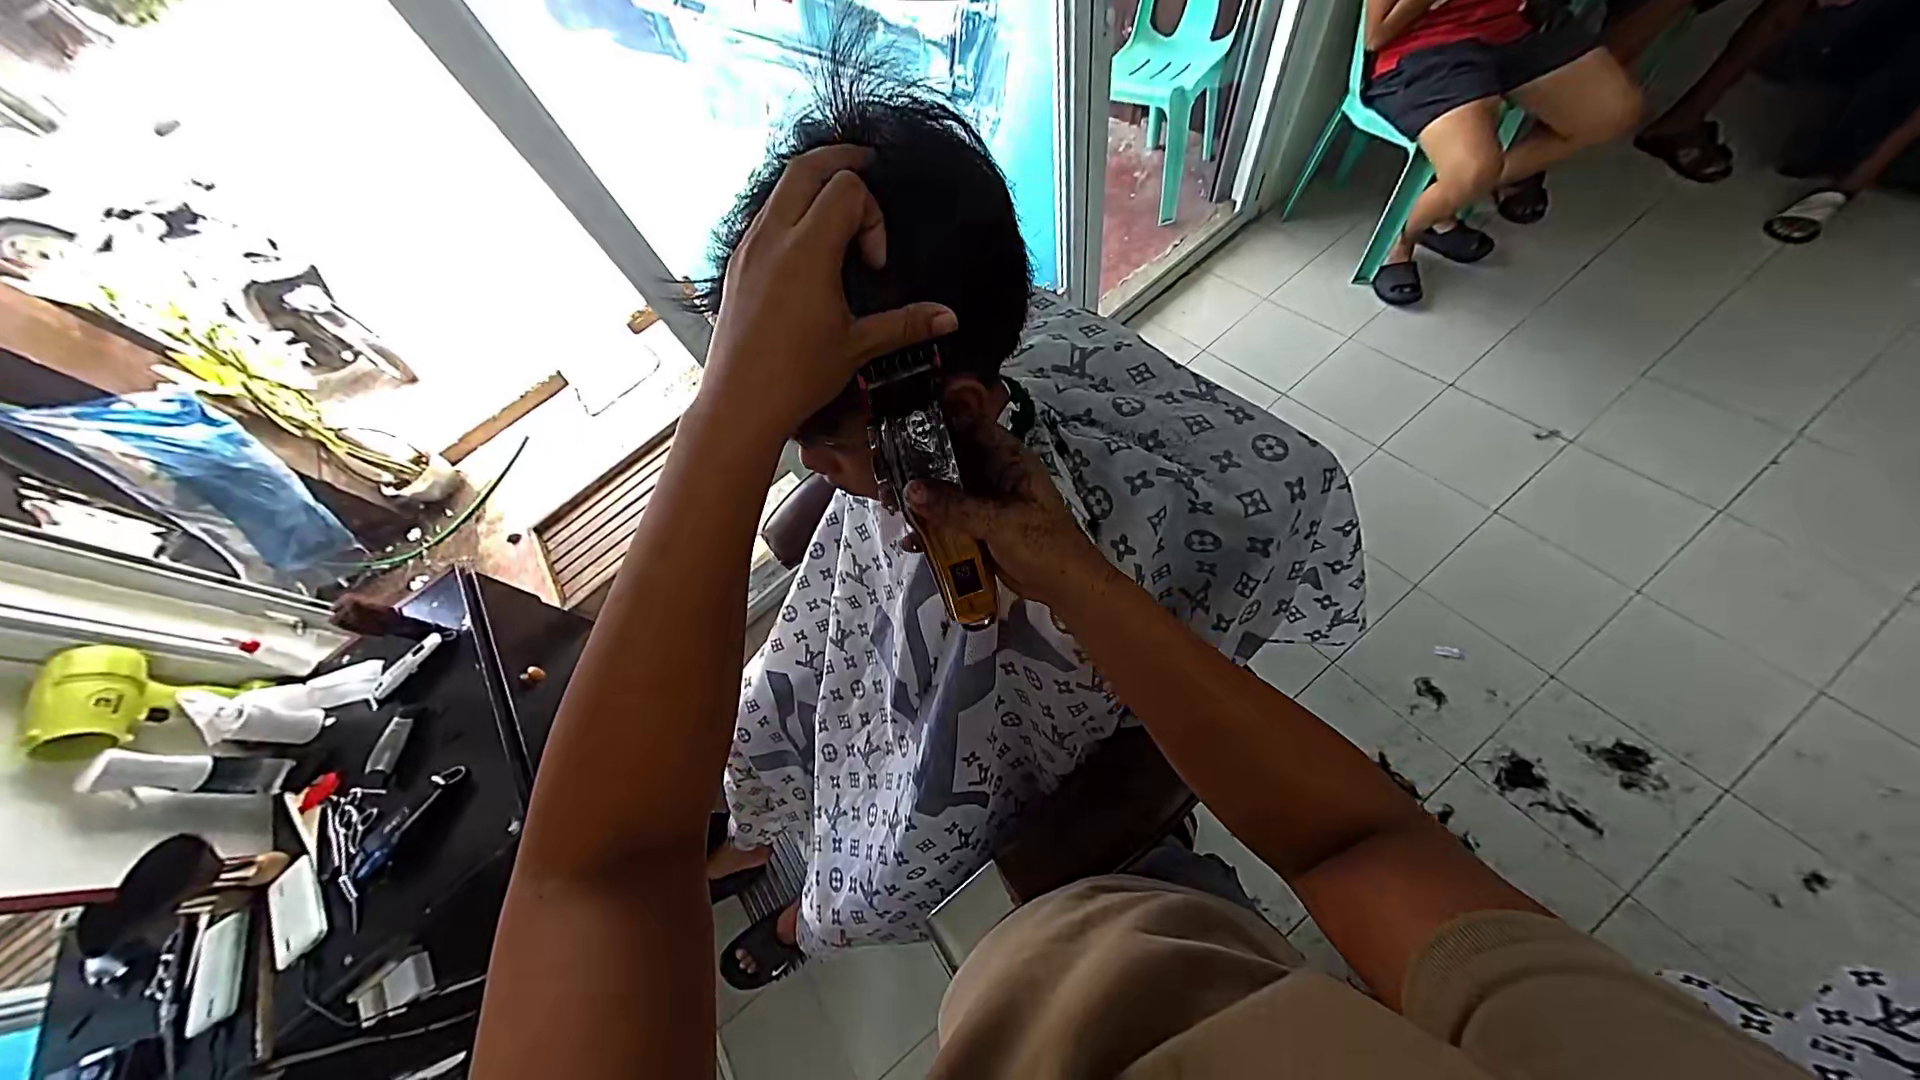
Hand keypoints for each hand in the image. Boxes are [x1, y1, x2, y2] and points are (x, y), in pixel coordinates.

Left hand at [700, 145, 957, 440]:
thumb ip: (906, 324)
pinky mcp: (738, 265)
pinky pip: (765, 217)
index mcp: (807, 252)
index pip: (847, 190)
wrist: (740, 402)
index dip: (872, 217)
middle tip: (867, 167)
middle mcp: (773, 238)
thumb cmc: (795, 377)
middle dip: (842, 163)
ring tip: (839, 209)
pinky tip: (808, 248)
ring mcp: (750, 249)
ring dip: (813, 186)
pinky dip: (790, 212)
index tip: (874, 263)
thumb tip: (946, 317)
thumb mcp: (858, 346)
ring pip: (780, 188)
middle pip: (807, 167)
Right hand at [903, 412, 1115, 610]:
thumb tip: (911, 490)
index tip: (904, 428)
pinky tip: (912, 538)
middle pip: (952, 460)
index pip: (972, 427)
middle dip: (922, 467)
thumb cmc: (1042, 544)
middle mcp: (996, 474)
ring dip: (923, 500)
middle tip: (888, 475)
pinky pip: (950, 520)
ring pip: (947, 492)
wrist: (1063, 587)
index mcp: (1010, 459)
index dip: (940, 424)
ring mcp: (986, 501)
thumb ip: (955, 507)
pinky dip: (932, 527)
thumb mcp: (999, 521)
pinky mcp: (979, 527)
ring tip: (892, 507)